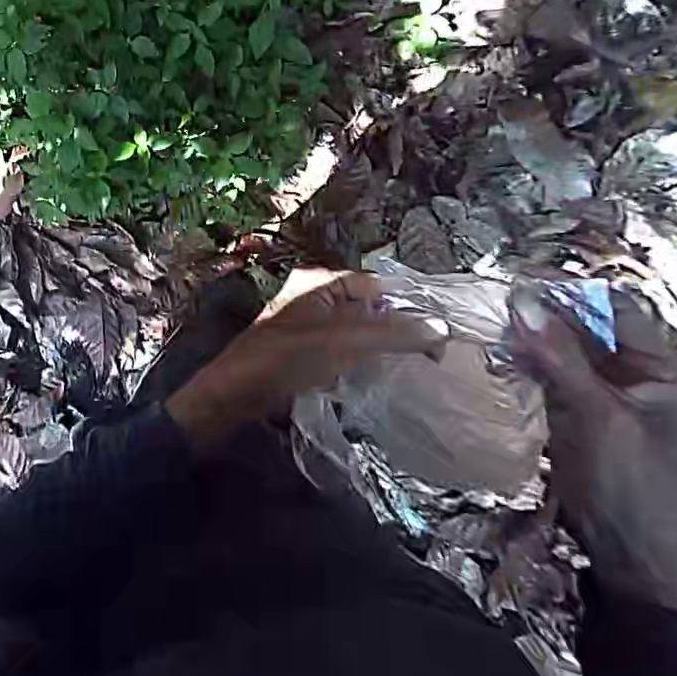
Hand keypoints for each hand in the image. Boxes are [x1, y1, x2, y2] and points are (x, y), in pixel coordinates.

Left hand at [164, 269, 442, 454]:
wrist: (236, 392)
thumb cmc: (287, 358)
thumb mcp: (344, 342)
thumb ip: (392, 333)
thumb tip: (440, 327)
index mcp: (320, 282)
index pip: (376, 285)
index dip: (406, 305)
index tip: (437, 334)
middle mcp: (315, 296)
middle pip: (368, 307)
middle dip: (395, 328)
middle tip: (429, 356)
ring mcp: (308, 323)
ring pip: (356, 329)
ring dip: (379, 346)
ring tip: (409, 367)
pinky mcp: (303, 349)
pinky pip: (342, 347)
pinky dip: (359, 358)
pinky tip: (374, 376)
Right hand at [509, 284, 676, 615]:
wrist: (639, 567)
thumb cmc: (635, 489)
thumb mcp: (599, 418)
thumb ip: (560, 358)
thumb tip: (522, 299)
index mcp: (659, 371)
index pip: (615, 308)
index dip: (571, 289)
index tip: (522, 280)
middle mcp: (632, 376)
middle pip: (585, 327)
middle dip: (544, 312)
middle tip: (496, 301)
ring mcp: (603, 397)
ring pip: (562, 350)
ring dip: (530, 338)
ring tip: (491, 326)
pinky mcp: (578, 416)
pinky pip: (550, 376)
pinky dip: (526, 364)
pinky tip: (499, 357)